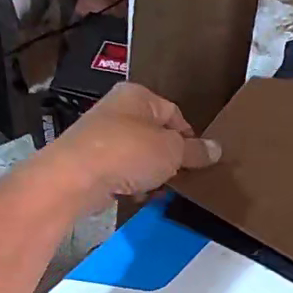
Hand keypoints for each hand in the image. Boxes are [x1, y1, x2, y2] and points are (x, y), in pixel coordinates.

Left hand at [37, 83, 219, 209]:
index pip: (175, 114)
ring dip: (152, 174)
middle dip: (169, 158)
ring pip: (138, 155)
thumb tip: (217, 149)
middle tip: (181, 177)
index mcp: (138, 95)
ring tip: (160, 190)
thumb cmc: (129, 152)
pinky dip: (132, 183)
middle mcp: (117, 109)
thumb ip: (196, 151)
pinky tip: (138, 196)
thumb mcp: (173, 151)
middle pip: (155, 135)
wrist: (75, 177)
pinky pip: (121, 170)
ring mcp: (100, 135)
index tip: (198, 160)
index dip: (190, 138)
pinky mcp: (89, 160)